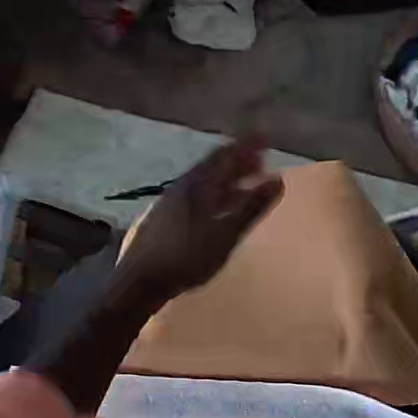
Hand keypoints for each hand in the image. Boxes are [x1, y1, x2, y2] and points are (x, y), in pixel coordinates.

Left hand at [113, 138, 283, 305]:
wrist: (140, 280)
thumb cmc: (187, 257)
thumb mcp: (225, 234)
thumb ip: (251, 207)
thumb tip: (277, 180)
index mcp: (198, 184)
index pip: (227, 155)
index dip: (247, 146)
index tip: (264, 137)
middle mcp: (182, 186)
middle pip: (213, 166)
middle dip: (237, 162)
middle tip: (258, 163)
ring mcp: (170, 202)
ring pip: (202, 182)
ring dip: (225, 180)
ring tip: (242, 186)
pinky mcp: (162, 218)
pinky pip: (194, 197)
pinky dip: (211, 196)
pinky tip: (215, 210)